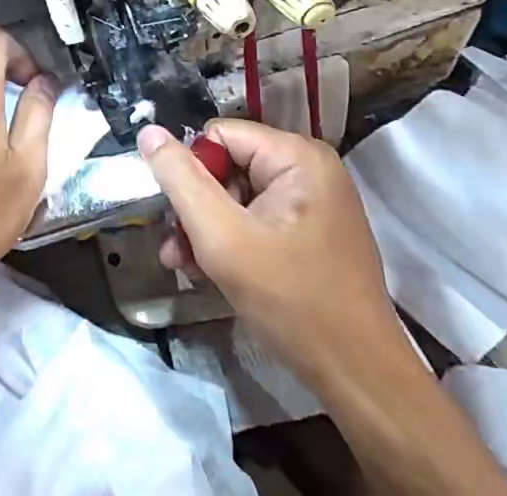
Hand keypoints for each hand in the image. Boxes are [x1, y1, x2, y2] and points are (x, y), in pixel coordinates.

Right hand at [137, 118, 398, 371]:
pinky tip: (207, 270)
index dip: (191, 172)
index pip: (217, 136)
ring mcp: (312, 201)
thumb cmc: (290, 299)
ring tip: (182, 262)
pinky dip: (229, 240)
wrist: (357, 374)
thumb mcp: (221, 236)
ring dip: (204, 227)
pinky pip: (255, 218)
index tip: (181, 216)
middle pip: (226, 166)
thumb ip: (180, 180)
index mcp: (297, 156)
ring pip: (236, 195)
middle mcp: (309, 168)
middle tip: (176, 246)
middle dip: (195, 206)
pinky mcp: (310, 230)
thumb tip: (149, 131)